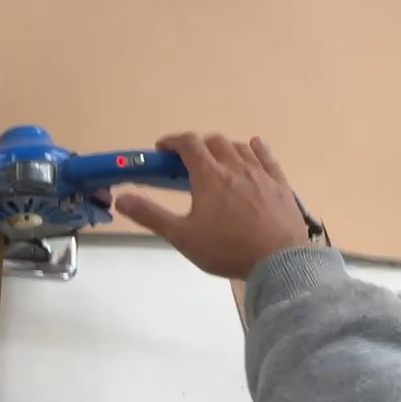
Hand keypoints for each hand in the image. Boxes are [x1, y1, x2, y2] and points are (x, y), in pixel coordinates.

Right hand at [115, 134, 309, 279]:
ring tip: (215, 160)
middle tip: (186, 162)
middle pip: (214, 142)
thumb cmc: (225, 249)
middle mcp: (235, 166)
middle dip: (197, 146)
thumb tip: (120, 199)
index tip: (161, 149)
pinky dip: (255, 148)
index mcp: (209, 176)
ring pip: (239, 147)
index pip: (189, 145)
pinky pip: (266, 156)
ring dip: (223, 147)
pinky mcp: (279, 183)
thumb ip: (150, 215)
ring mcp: (260, 173)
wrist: (277, 259)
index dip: (172, 142)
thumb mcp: (181, 236)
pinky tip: (252, 147)